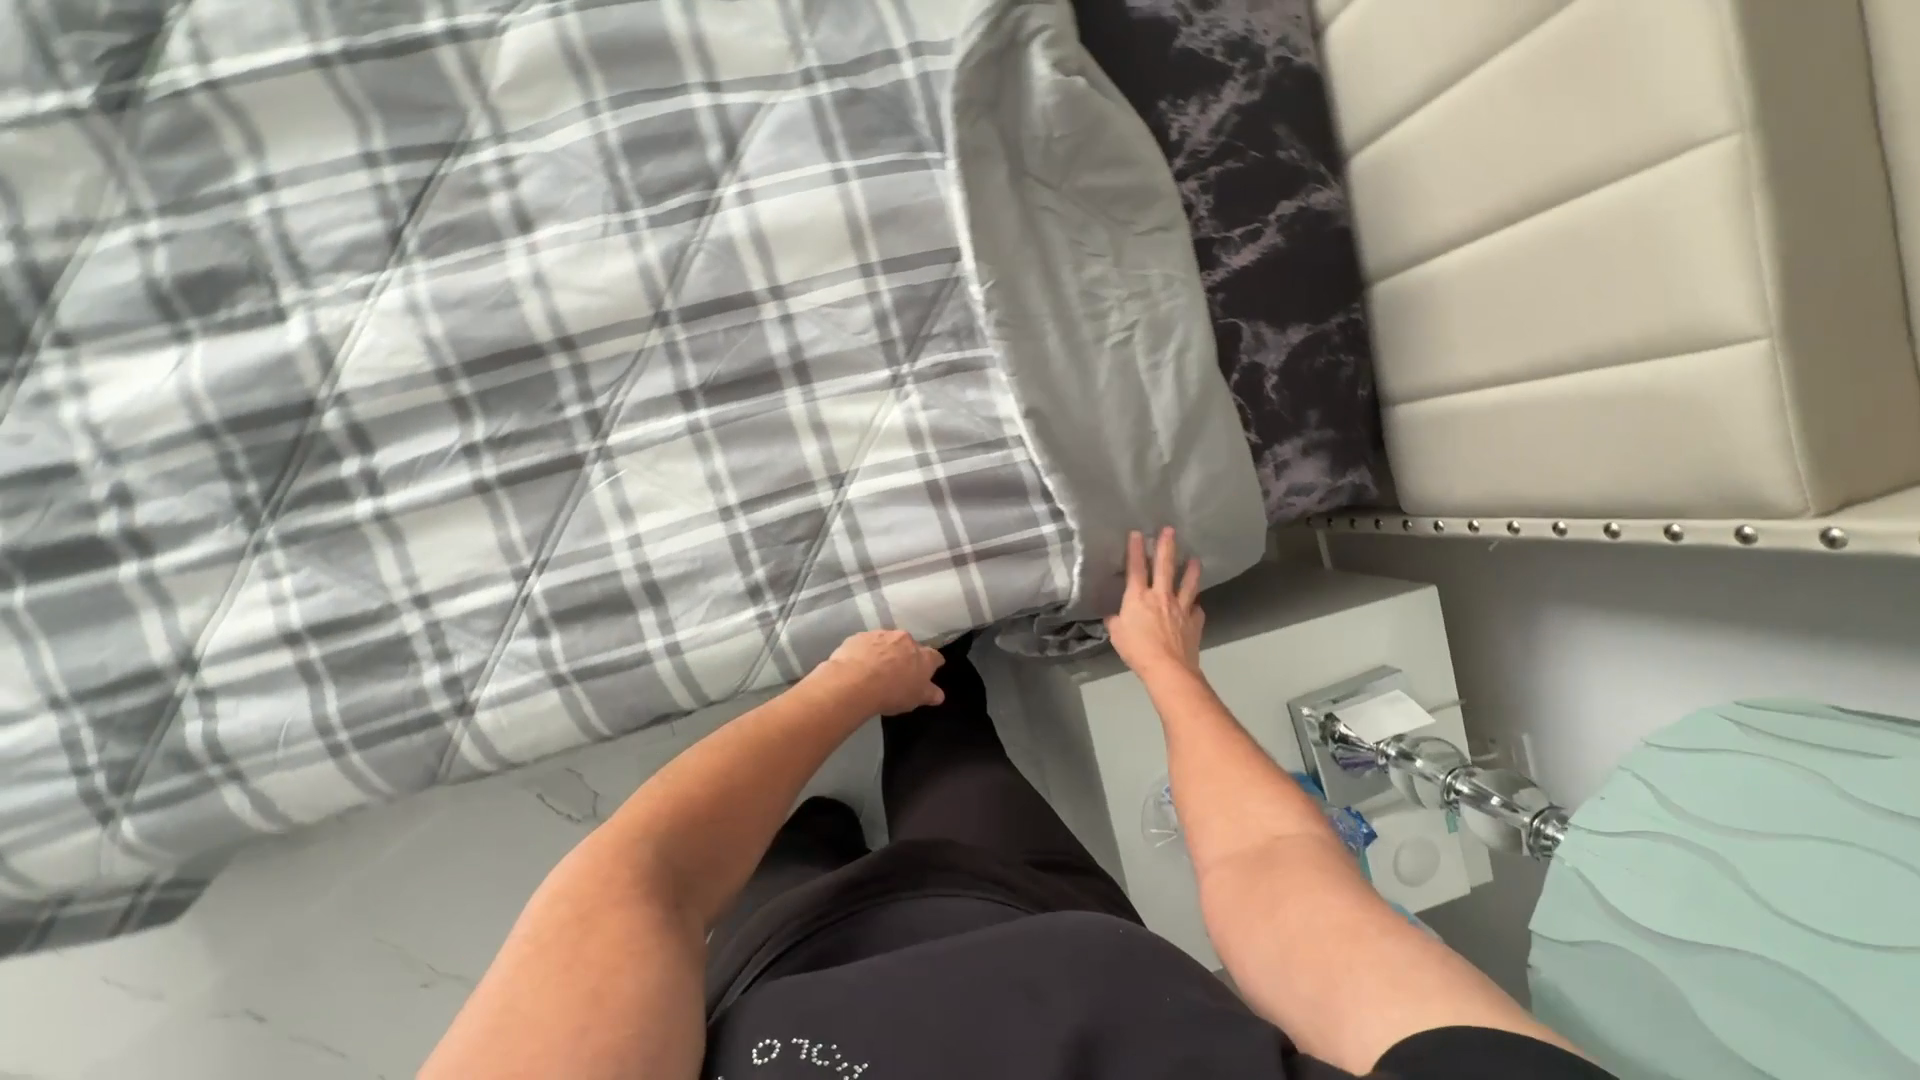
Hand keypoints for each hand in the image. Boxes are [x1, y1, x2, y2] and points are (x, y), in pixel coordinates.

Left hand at [811, 630, 945, 714]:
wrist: (854, 683)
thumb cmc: (891, 693)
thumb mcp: (915, 700)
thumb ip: (929, 694)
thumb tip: (939, 695)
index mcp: (923, 656)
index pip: (935, 657)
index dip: (932, 665)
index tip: (928, 672)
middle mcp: (906, 639)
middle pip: (910, 646)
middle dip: (906, 656)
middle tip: (898, 672)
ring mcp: (882, 635)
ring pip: (888, 641)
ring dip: (885, 651)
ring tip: (875, 669)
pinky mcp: (861, 636)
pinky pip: (867, 643)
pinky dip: (866, 651)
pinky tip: (858, 665)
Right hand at [1106, 527, 1204, 678]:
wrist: (1168, 668)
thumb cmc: (1137, 650)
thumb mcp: (1116, 634)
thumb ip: (1116, 621)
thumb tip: (1115, 617)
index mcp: (1138, 597)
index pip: (1136, 568)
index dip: (1135, 549)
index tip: (1137, 533)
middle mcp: (1161, 596)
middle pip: (1165, 566)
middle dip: (1167, 546)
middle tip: (1170, 530)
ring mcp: (1181, 608)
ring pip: (1188, 583)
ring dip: (1191, 570)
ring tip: (1195, 559)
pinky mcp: (1194, 622)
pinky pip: (1196, 610)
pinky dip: (1195, 606)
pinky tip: (1196, 605)